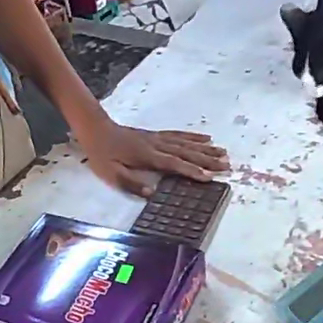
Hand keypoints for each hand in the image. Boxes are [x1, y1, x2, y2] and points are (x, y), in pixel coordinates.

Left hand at [73, 113, 228, 196]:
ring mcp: (157, 138)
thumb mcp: (111, 173)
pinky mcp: (156, 135)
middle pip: (186, 153)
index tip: (209, 177)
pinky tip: (205, 139)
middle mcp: (156, 145)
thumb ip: (131, 183)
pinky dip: (194, 137)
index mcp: (147, 156)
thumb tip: (151, 193)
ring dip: (206, 149)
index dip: (192, 171)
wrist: (96, 129)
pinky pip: (179, 135)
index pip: (174, 165)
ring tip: (224, 153)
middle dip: (207, 160)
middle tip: (227, 166)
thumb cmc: (102, 154)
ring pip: (186, 143)